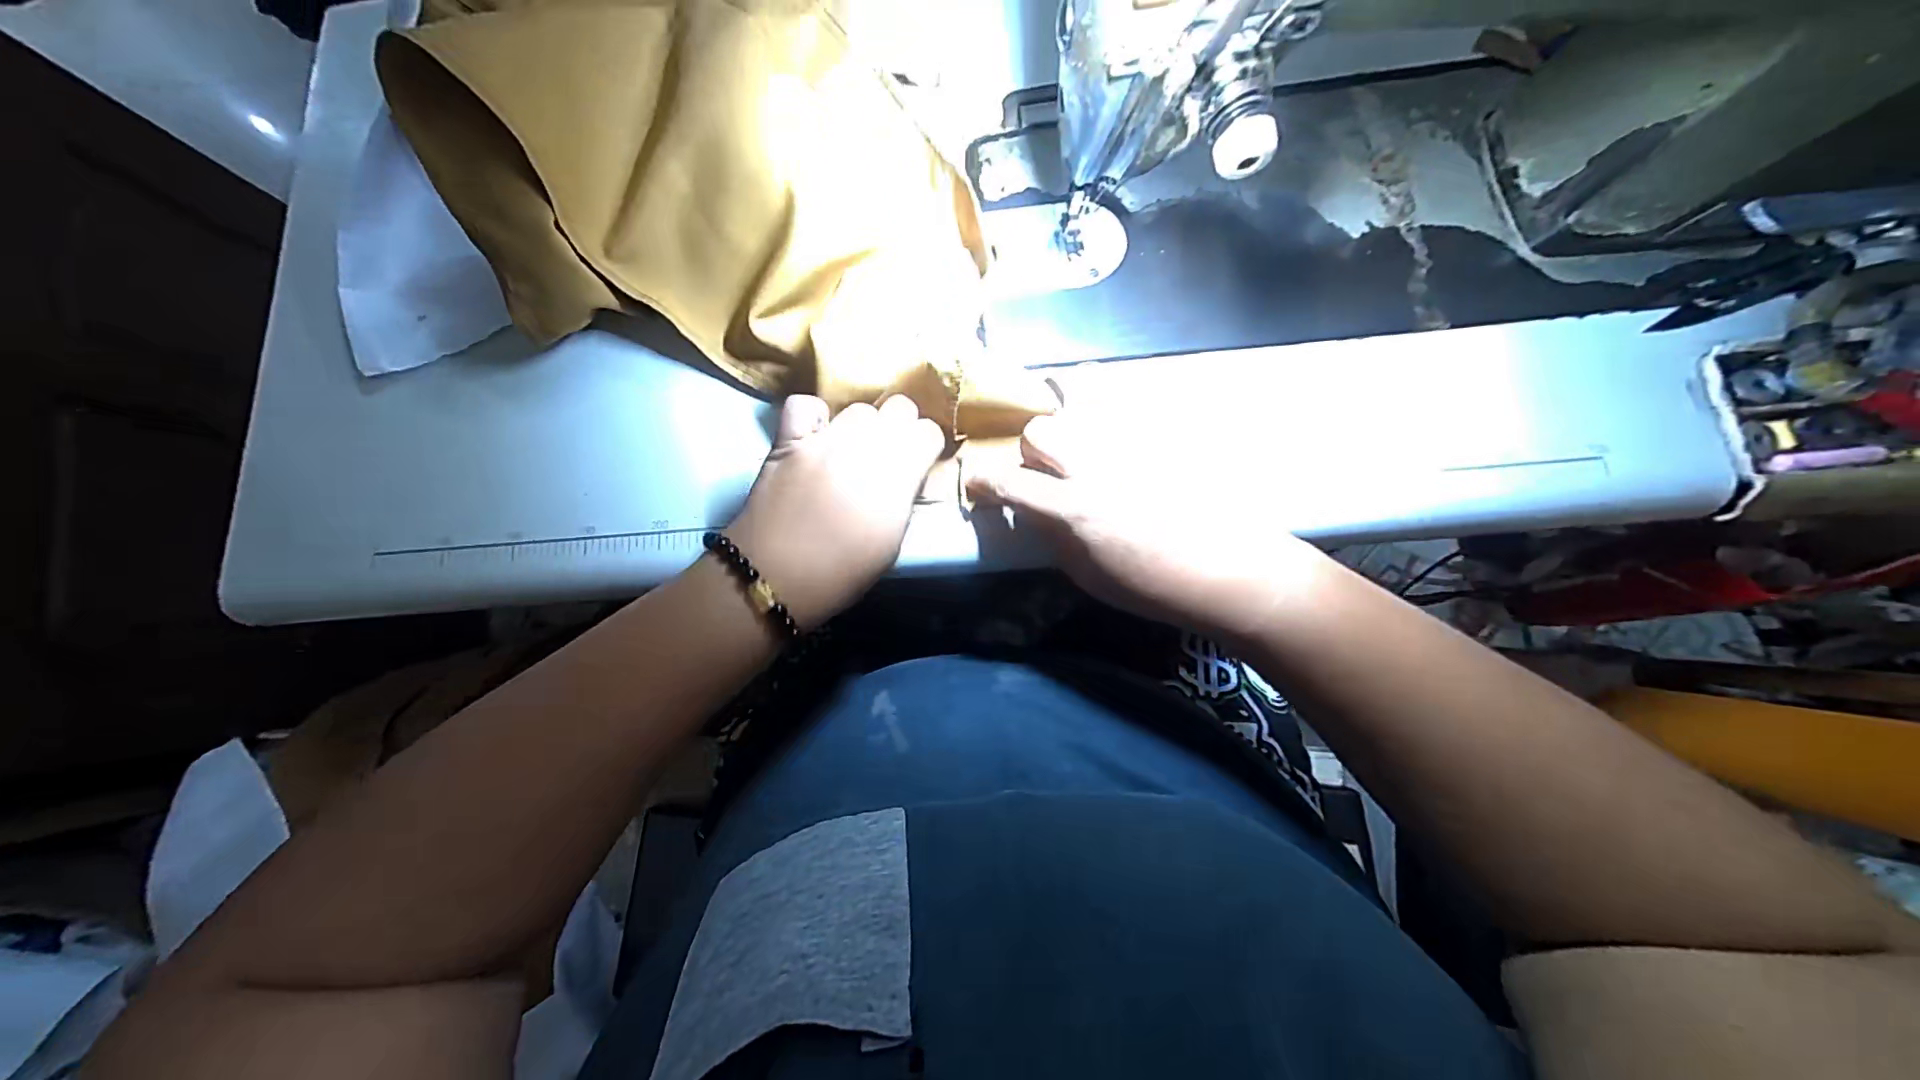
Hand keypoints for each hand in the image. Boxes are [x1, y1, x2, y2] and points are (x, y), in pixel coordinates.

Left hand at [725, 394, 944, 628]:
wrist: (775, 578)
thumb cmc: (842, 574)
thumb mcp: (892, 543)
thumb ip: (904, 499)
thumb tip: (907, 478)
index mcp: (898, 476)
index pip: (929, 432)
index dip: (926, 447)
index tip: (919, 464)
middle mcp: (866, 447)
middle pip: (899, 407)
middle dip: (900, 428)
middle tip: (889, 457)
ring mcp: (824, 439)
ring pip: (858, 408)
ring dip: (861, 427)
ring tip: (850, 453)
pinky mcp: (787, 440)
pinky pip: (805, 405)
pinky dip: (814, 415)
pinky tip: (816, 436)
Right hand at [965, 411, 1330, 646]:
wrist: (1233, 570)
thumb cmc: (1155, 586)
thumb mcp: (1087, 575)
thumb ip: (1052, 535)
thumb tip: (1033, 510)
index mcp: (1074, 509)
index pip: (1007, 480)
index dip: (983, 482)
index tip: (979, 486)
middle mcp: (1096, 464)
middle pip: (1040, 431)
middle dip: (1032, 452)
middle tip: (1046, 473)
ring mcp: (1133, 440)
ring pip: (1077, 399)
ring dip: (1066, 419)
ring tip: (1076, 438)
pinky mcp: (1164, 429)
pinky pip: (1122, 397)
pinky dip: (1104, 403)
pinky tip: (1111, 425)